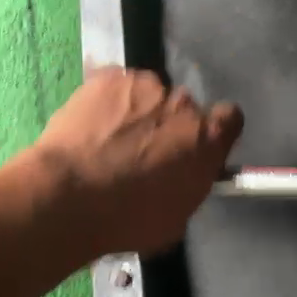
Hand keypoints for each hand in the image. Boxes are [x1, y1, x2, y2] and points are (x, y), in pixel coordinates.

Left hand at [20, 67, 242, 257]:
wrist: (67, 197)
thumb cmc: (126, 220)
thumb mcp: (175, 218)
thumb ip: (189, 185)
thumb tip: (183, 176)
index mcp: (207, 138)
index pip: (229, 118)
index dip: (214, 131)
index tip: (196, 146)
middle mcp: (182, 103)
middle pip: (184, 107)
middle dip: (169, 124)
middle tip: (142, 150)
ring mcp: (145, 84)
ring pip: (149, 94)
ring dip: (137, 110)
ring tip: (109, 137)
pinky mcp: (109, 76)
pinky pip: (117, 86)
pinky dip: (109, 101)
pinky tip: (90, 125)